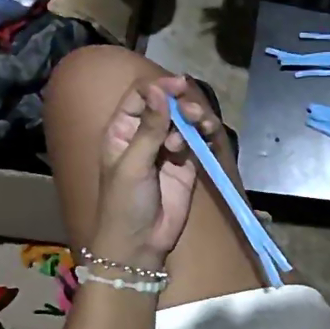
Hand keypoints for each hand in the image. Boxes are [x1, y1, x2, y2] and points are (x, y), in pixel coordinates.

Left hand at [89, 76, 222, 273]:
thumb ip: (150, 128)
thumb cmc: (124, 203)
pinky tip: (208, 135)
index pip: (140, 97)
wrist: (140, 243)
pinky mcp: (185, 166)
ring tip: (202, 124)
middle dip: (181, 103)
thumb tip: (159, 90)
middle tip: (193, 111)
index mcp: (121, 131)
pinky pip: (196, 143)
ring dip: (194, 119)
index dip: (159, 87)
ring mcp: (166, 151)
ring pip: (183, 123)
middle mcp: (144, 136)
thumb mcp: (133, 164)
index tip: (179, 86)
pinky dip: (203, 136)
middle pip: (166, 106)